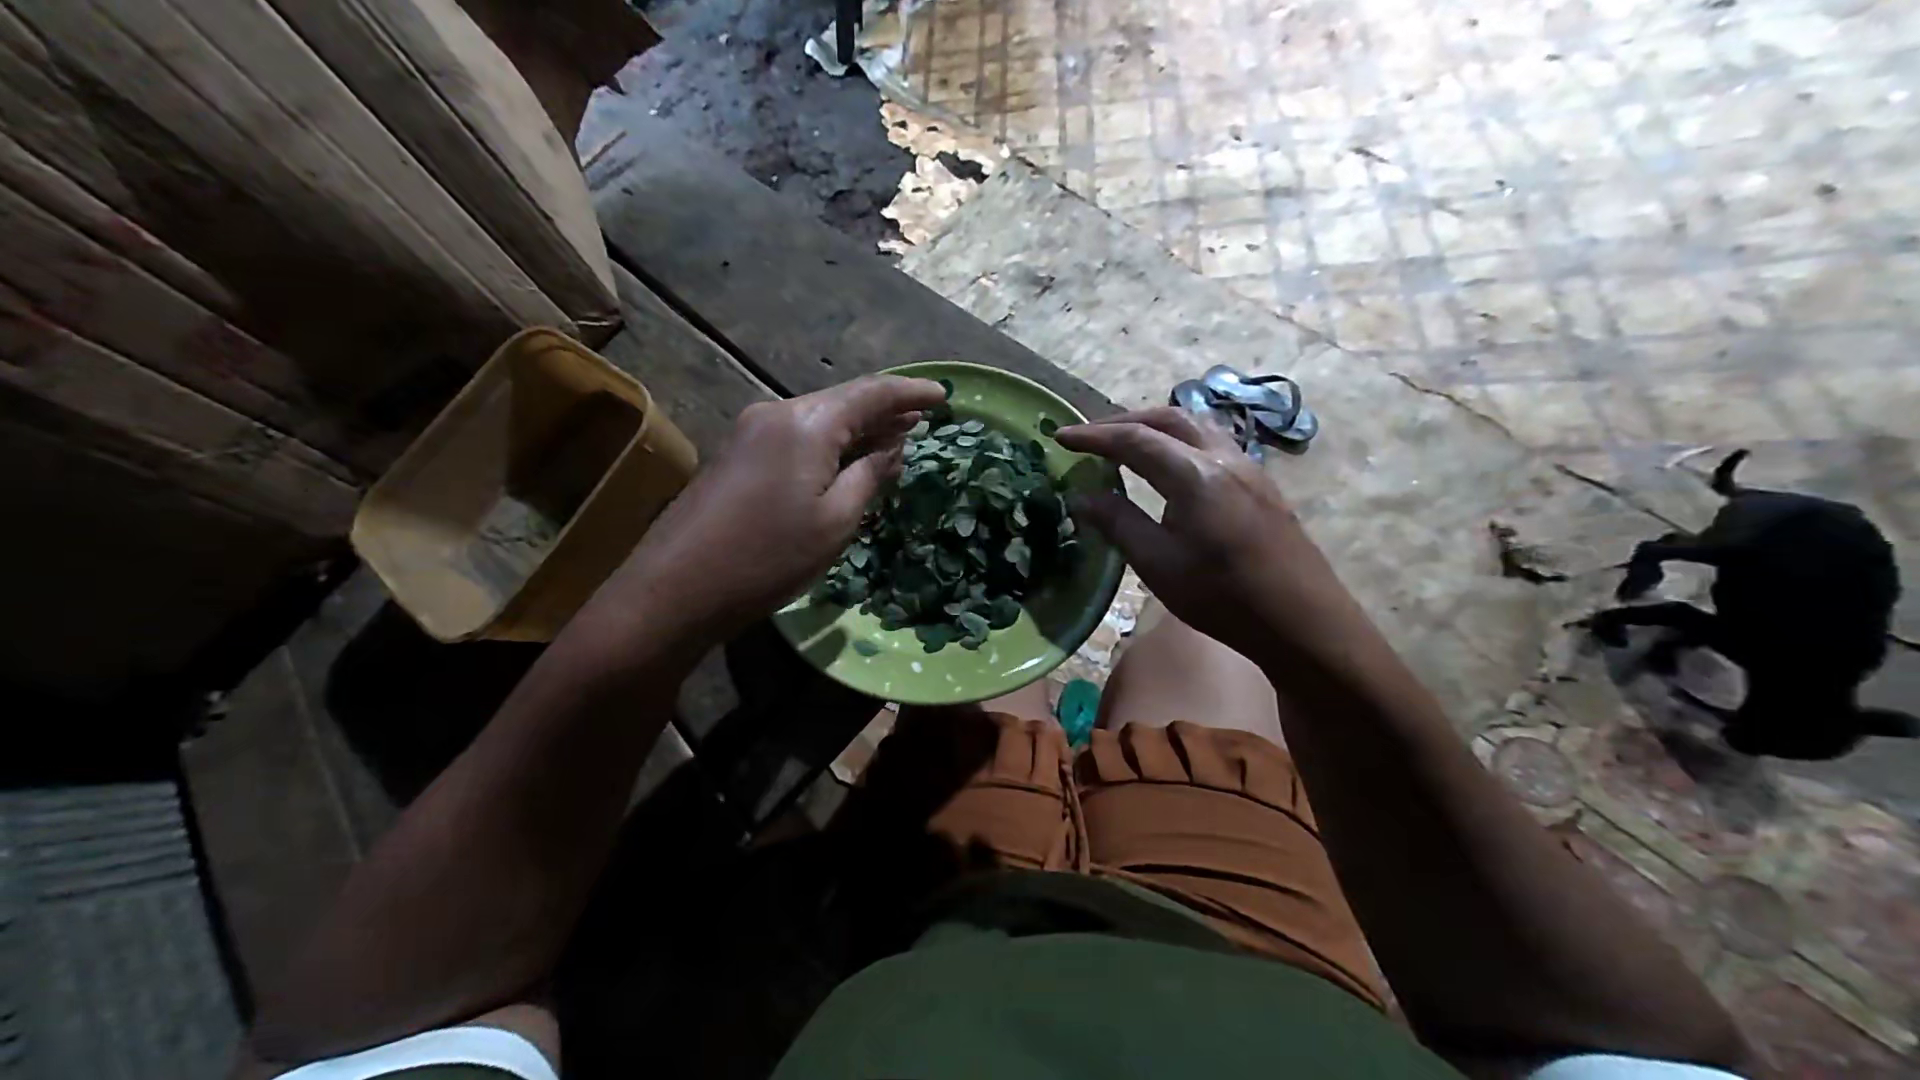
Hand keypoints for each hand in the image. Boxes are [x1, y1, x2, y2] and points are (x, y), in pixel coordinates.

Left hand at [597, 375, 946, 643]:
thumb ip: (869, 475)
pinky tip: (848, 458)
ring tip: (896, 435)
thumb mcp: (834, 522)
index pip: (871, 393)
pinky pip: (797, 437)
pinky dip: (830, 444)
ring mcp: (750, 432)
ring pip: (819, 419)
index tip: (944, 395)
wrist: (674, 588)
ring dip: (858, 428)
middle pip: (843, 401)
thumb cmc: (767, 558)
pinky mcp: (737, 455)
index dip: (911, 393)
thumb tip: (892, 447)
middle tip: (925, 419)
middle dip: (886, 411)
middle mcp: (776, 413)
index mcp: (806, 423)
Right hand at [1055, 407, 1359, 660]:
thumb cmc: (1224, 597)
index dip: (1093, 436)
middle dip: (1123, 421)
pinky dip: (1179, 440)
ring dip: (1155, 426)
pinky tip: (1169, 464)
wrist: (1302, 621)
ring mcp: (1248, 467)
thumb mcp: (1158, 564)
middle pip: (1167, 418)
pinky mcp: (1260, 483)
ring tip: (1126, 443)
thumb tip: (1082, 496)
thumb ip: (1118, 523)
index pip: (1133, 440)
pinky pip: (1212, 442)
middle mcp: (1223, 458)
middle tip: (1090, 436)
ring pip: (1194, 425)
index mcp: (1194, 475)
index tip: (1060, 437)